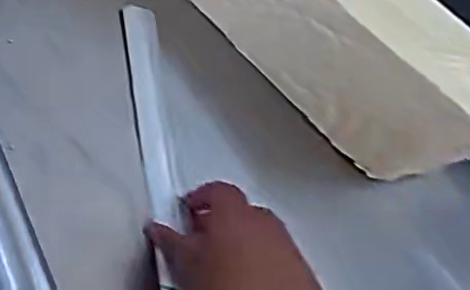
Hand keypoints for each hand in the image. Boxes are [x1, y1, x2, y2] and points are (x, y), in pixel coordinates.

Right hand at [145, 182, 320, 289]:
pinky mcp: (309, 280)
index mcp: (236, 212)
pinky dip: (267, 266)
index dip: (199, 196)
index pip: (217, 189)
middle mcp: (268, 228)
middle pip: (246, 211)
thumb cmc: (232, 284)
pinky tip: (250, 279)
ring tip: (226, 260)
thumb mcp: (185, 258)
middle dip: (226, 218)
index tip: (188, 207)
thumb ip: (170, 237)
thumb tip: (160, 232)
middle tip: (206, 232)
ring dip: (248, 243)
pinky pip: (284, 263)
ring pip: (267, 238)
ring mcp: (292, 256)